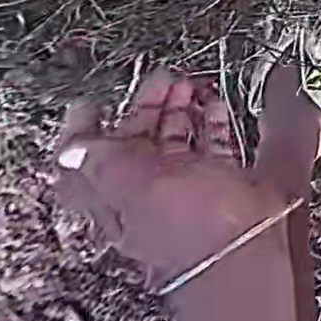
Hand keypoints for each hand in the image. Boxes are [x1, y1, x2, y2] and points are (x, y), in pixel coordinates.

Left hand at [52, 69, 293, 291]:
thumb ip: (108, 164)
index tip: (94, 100)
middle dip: (145, 106)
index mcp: (120, 197)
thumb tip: (70, 148)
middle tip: (162, 78)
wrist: (250, 242)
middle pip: (137, 142)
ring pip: (176, 139)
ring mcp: (187, 183)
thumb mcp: (143, 189)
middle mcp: (150, 190)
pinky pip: (211, 141)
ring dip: (179, 108)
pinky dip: (212, 119)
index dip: (85, 130)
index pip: (87, 161)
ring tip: (191, 83)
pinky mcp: (222, 176)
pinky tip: (216, 103)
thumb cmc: (197, 224)